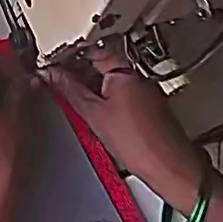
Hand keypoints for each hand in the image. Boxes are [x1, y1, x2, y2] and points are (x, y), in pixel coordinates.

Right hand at [44, 44, 208, 209]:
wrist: (171, 170)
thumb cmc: (141, 144)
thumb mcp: (94, 115)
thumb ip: (69, 90)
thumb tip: (51, 75)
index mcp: (124, 70)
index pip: (90, 51)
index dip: (68, 57)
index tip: (53, 65)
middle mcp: (136, 76)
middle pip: (100, 64)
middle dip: (78, 72)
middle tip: (58, 82)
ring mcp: (143, 91)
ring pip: (109, 80)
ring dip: (90, 87)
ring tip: (73, 100)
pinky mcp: (147, 107)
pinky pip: (119, 94)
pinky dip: (104, 99)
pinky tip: (94, 114)